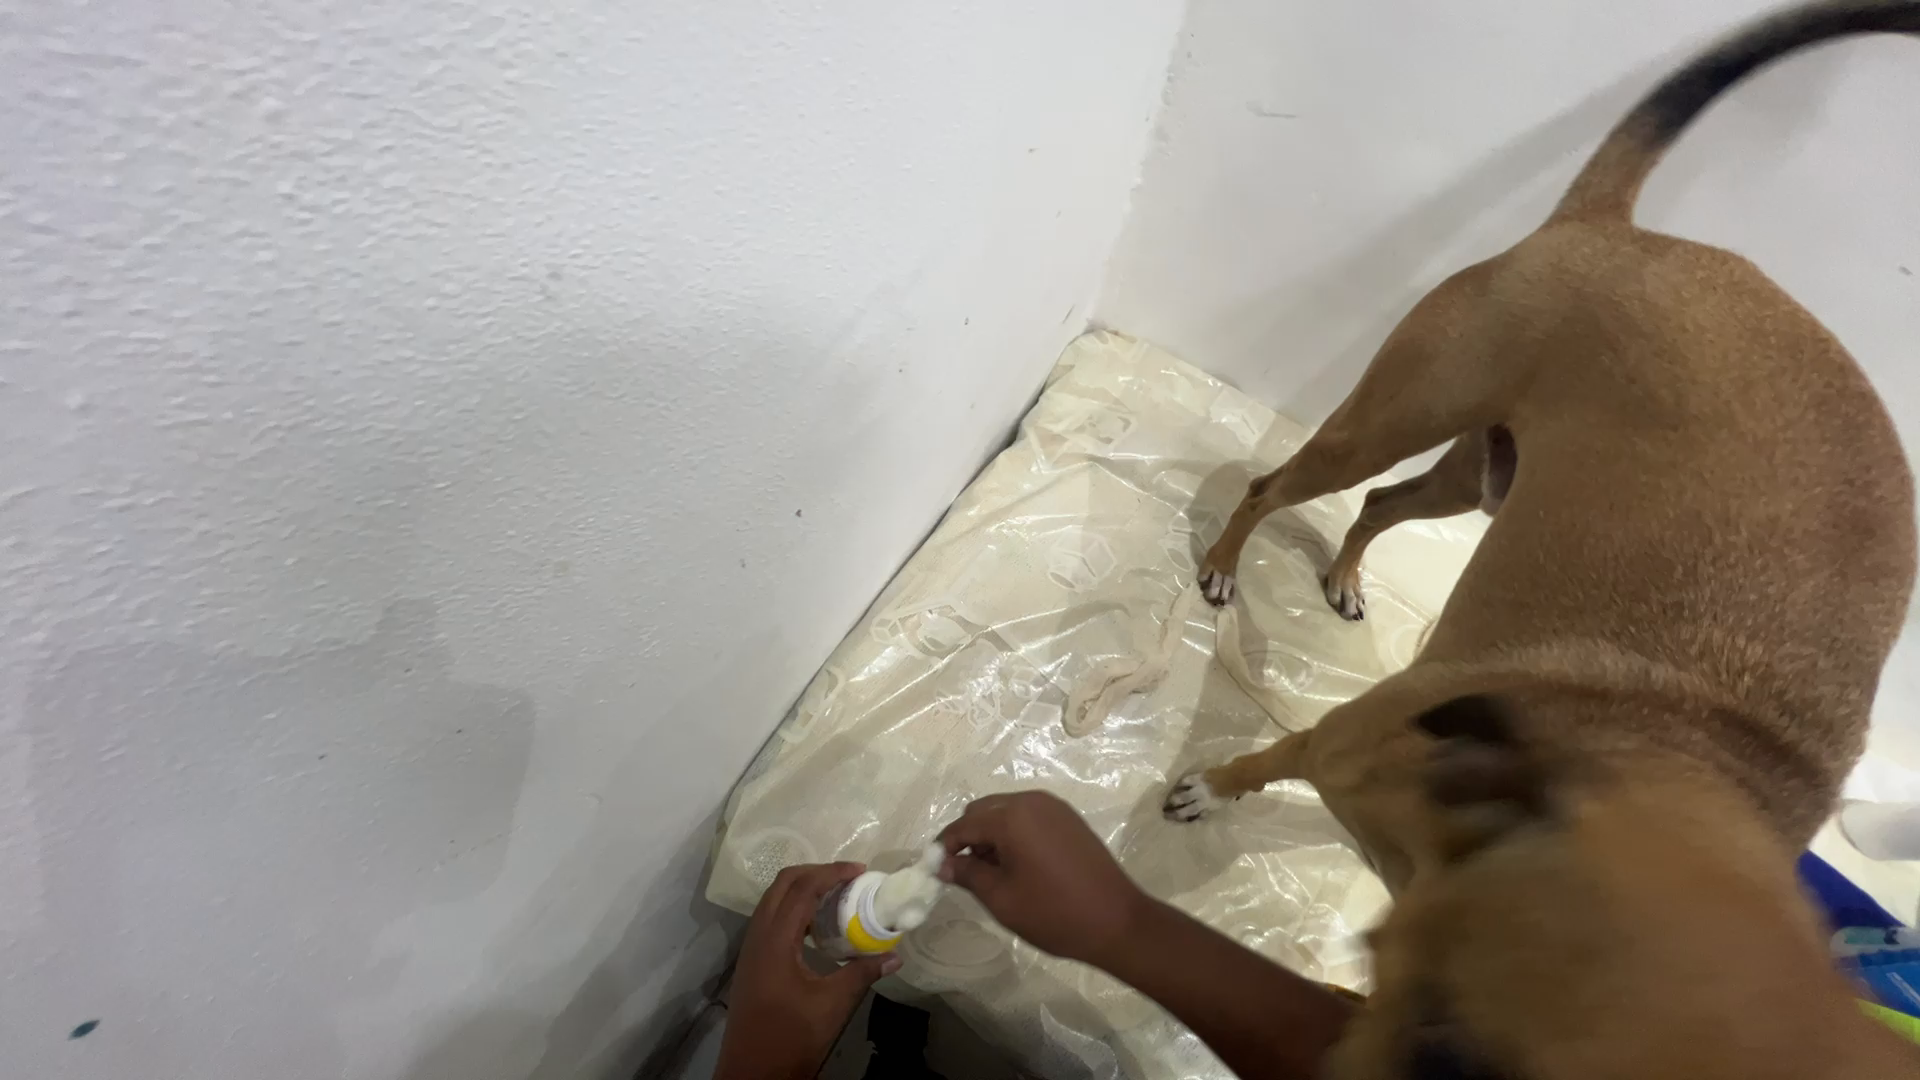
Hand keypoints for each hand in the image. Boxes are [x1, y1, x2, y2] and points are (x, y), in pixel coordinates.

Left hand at [715, 863, 898, 1079]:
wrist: (751, 1078)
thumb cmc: (792, 1039)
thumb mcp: (833, 1005)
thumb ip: (863, 973)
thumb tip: (895, 955)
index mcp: (776, 940)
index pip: (804, 888)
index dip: (833, 873)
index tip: (860, 871)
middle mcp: (758, 935)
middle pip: (783, 883)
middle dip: (816, 872)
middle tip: (847, 878)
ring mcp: (751, 947)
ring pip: (774, 898)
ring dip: (803, 888)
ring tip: (835, 895)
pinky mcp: (751, 961)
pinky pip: (771, 916)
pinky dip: (794, 907)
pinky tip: (816, 925)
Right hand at [937, 791, 1149, 967]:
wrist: (1117, 920)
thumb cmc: (1054, 913)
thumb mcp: (1002, 899)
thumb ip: (968, 874)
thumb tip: (943, 864)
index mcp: (1011, 817)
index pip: (964, 825)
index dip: (945, 847)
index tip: (934, 869)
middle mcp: (1030, 800)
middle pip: (983, 810)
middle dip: (968, 836)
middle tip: (963, 872)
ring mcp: (1052, 805)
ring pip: (1004, 810)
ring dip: (990, 833)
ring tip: (991, 871)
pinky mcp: (1067, 816)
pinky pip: (1027, 814)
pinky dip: (1013, 831)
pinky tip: (1017, 862)